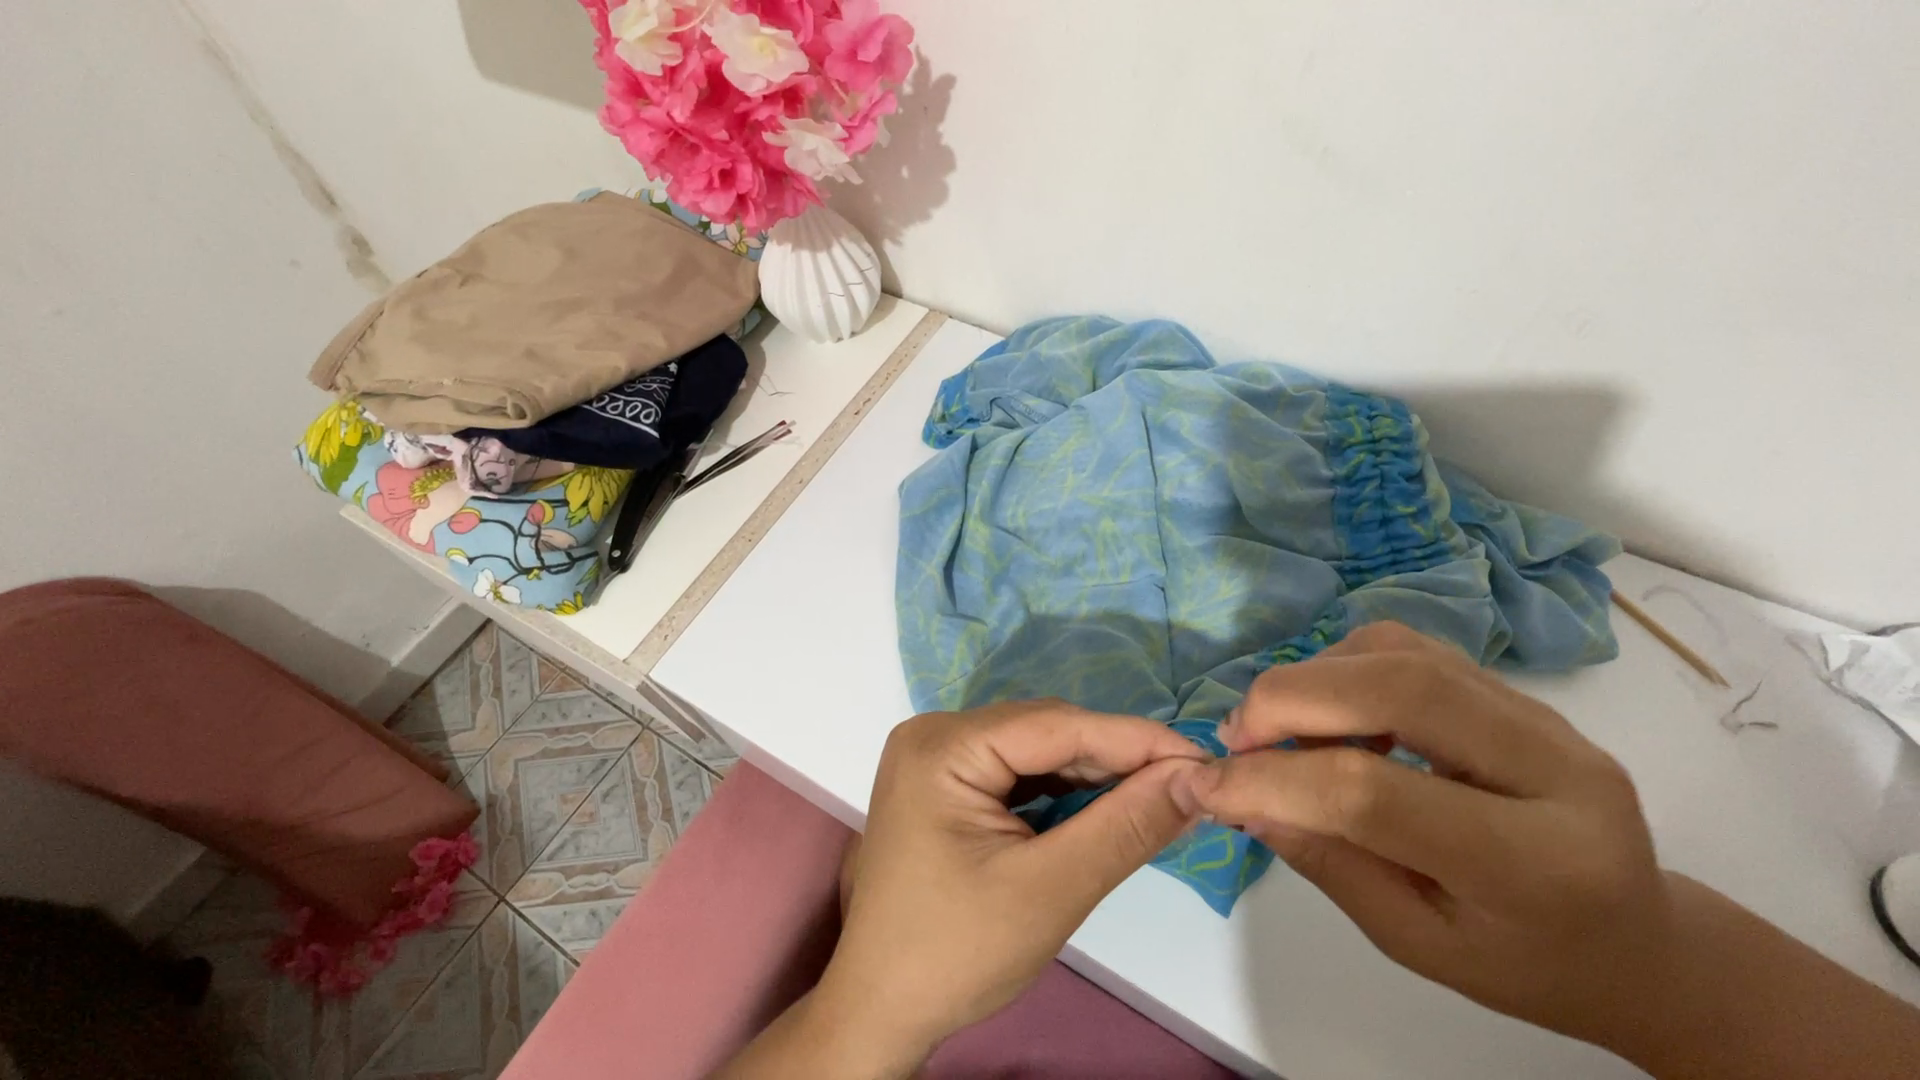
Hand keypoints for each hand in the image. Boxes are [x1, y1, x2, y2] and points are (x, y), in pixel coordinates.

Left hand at [817, 700, 1207, 1062]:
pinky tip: (1106, 809)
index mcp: (943, 747)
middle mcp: (936, 735)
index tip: (1205, 761)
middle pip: (1046, 733)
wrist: (880, 1009)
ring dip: (1095, 776)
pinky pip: (1018, 775)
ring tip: (1158, 798)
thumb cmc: (956, 953)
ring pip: (1037, 752)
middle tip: (1189, 787)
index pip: (1058, 725)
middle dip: (1117, 760)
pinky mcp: (947, 786)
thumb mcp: (1050, 890)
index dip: (1136, 740)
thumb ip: (1125, 827)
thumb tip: (1195, 778)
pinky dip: (1064, 793)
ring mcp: (938, 760)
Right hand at [1173, 621, 1673, 1046]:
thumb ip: (1327, 862)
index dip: (1272, 780)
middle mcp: (1554, 767)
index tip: (1206, 784)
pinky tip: (1333, 714)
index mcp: (1534, 862)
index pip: (1373, 794)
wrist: (1640, 941)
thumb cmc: (1525, 963)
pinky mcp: (1519, 692)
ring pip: (1403, 652)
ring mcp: (1544, 716)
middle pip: (1397, 687)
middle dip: (1289, 699)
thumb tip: (1238, 795)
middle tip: (1238, 738)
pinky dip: (1347, 666)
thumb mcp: (1416, 943)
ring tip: (1283, 730)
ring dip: (1315, 677)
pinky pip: (1414, 649)